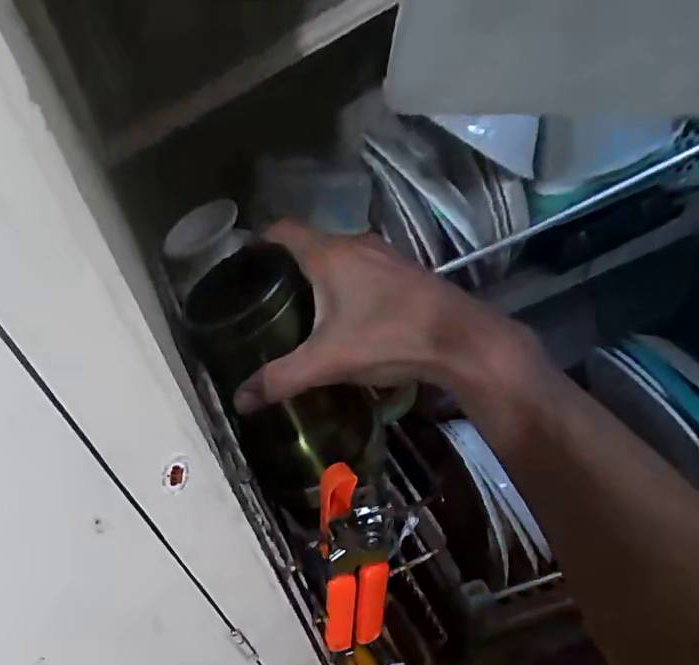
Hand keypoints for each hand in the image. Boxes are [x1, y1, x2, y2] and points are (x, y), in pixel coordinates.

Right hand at [232, 220, 544, 412]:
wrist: (459, 340)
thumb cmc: (387, 337)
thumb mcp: (325, 362)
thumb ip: (280, 379)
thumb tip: (239, 400)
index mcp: (328, 254)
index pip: (281, 230)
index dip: (256, 243)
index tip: (241, 267)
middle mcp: (354, 244)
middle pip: (308, 244)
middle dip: (283, 267)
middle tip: (262, 298)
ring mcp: (383, 257)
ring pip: (337, 258)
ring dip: (316, 276)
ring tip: (296, 308)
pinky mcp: (402, 273)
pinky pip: (361, 271)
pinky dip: (342, 286)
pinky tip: (340, 316)